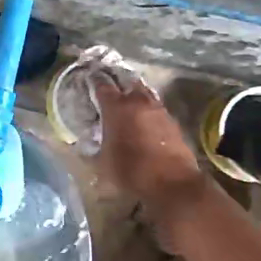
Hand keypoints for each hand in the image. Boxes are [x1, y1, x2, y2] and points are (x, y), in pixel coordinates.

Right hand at [93, 78, 207, 200]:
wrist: (172, 183)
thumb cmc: (131, 170)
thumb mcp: (102, 161)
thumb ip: (93, 146)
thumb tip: (86, 141)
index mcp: (117, 107)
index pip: (102, 85)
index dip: (95, 80)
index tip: (89, 77)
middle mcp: (138, 102)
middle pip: (128, 83)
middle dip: (118, 84)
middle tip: (110, 89)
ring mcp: (159, 111)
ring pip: (145, 95)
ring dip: (135, 98)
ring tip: (127, 106)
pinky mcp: (173, 123)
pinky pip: (156, 110)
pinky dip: (148, 112)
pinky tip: (143, 123)